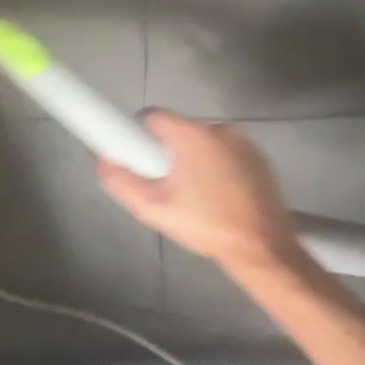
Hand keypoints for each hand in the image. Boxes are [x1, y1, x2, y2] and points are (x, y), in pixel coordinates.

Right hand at [97, 110, 300, 271]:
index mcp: (192, 134)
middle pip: (177, 130)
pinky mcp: (260, 157)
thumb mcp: (152, 207)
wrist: (263, 249)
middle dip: (166, 151)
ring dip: (192, 158)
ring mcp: (243, 142)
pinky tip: (217, 195)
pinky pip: (223, 151)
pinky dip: (215, 165)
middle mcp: (219, 128)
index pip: (152, 116)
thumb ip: (119, 179)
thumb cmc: (204, 224)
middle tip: (165, 184)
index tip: (139, 160)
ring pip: (201, 141)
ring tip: (193, 194)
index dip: (138, 134)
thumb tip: (101, 157)